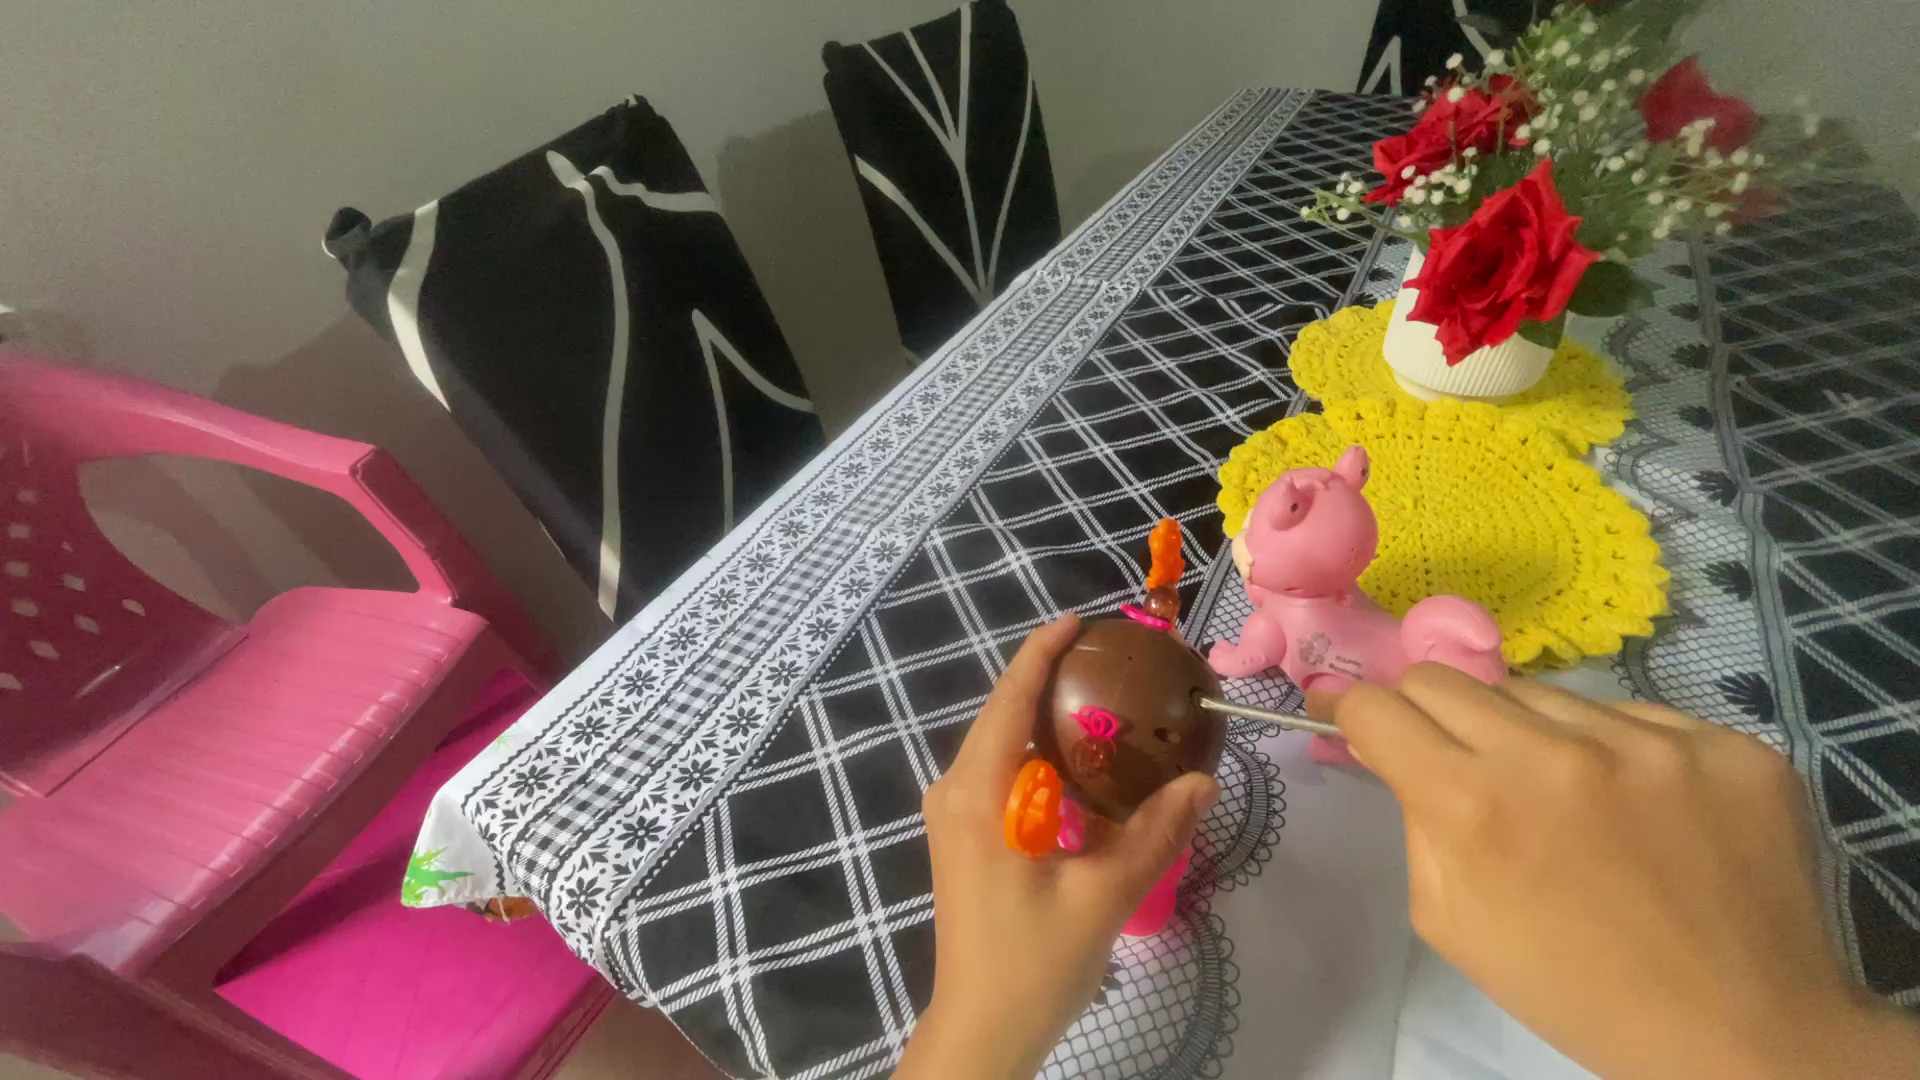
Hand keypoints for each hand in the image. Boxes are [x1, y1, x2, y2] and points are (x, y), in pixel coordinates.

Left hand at [894, 614, 1219, 1079]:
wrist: (981, 1028)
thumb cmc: (1034, 963)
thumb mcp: (1103, 896)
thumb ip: (1154, 833)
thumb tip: (1203, 785)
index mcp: (978, 793)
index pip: (1008, 701)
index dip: (1039, 653)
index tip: (1076, 621)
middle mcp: (954, 788)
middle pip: (1001, 713)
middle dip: (1046, 678)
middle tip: (1106, 658)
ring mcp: (953, 810)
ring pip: (999, 741)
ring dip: (1041, 715)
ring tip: (1098, 696)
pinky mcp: (962, 830)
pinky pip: (998, 770)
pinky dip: (1035, 752)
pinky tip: (1076, 758)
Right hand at [1315, 665, 1919, 1079]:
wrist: (1745, 1037)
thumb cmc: (1563, 981)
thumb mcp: (1443, 910)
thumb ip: (1407, 812)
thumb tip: (1381, 741)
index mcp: (1470, 802)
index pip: (1375, 706)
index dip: (1345, 706)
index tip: (1339, 712)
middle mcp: (1551, 753)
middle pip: (1438, 678)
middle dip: (1420, 711)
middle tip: (1443, 752)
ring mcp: (1647, 742)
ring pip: (1530, 691)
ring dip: (1518, 729)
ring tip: (1552, 786)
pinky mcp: (1724, 747)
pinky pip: (1624, 713)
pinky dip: (1605, 746)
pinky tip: (1630, 799)